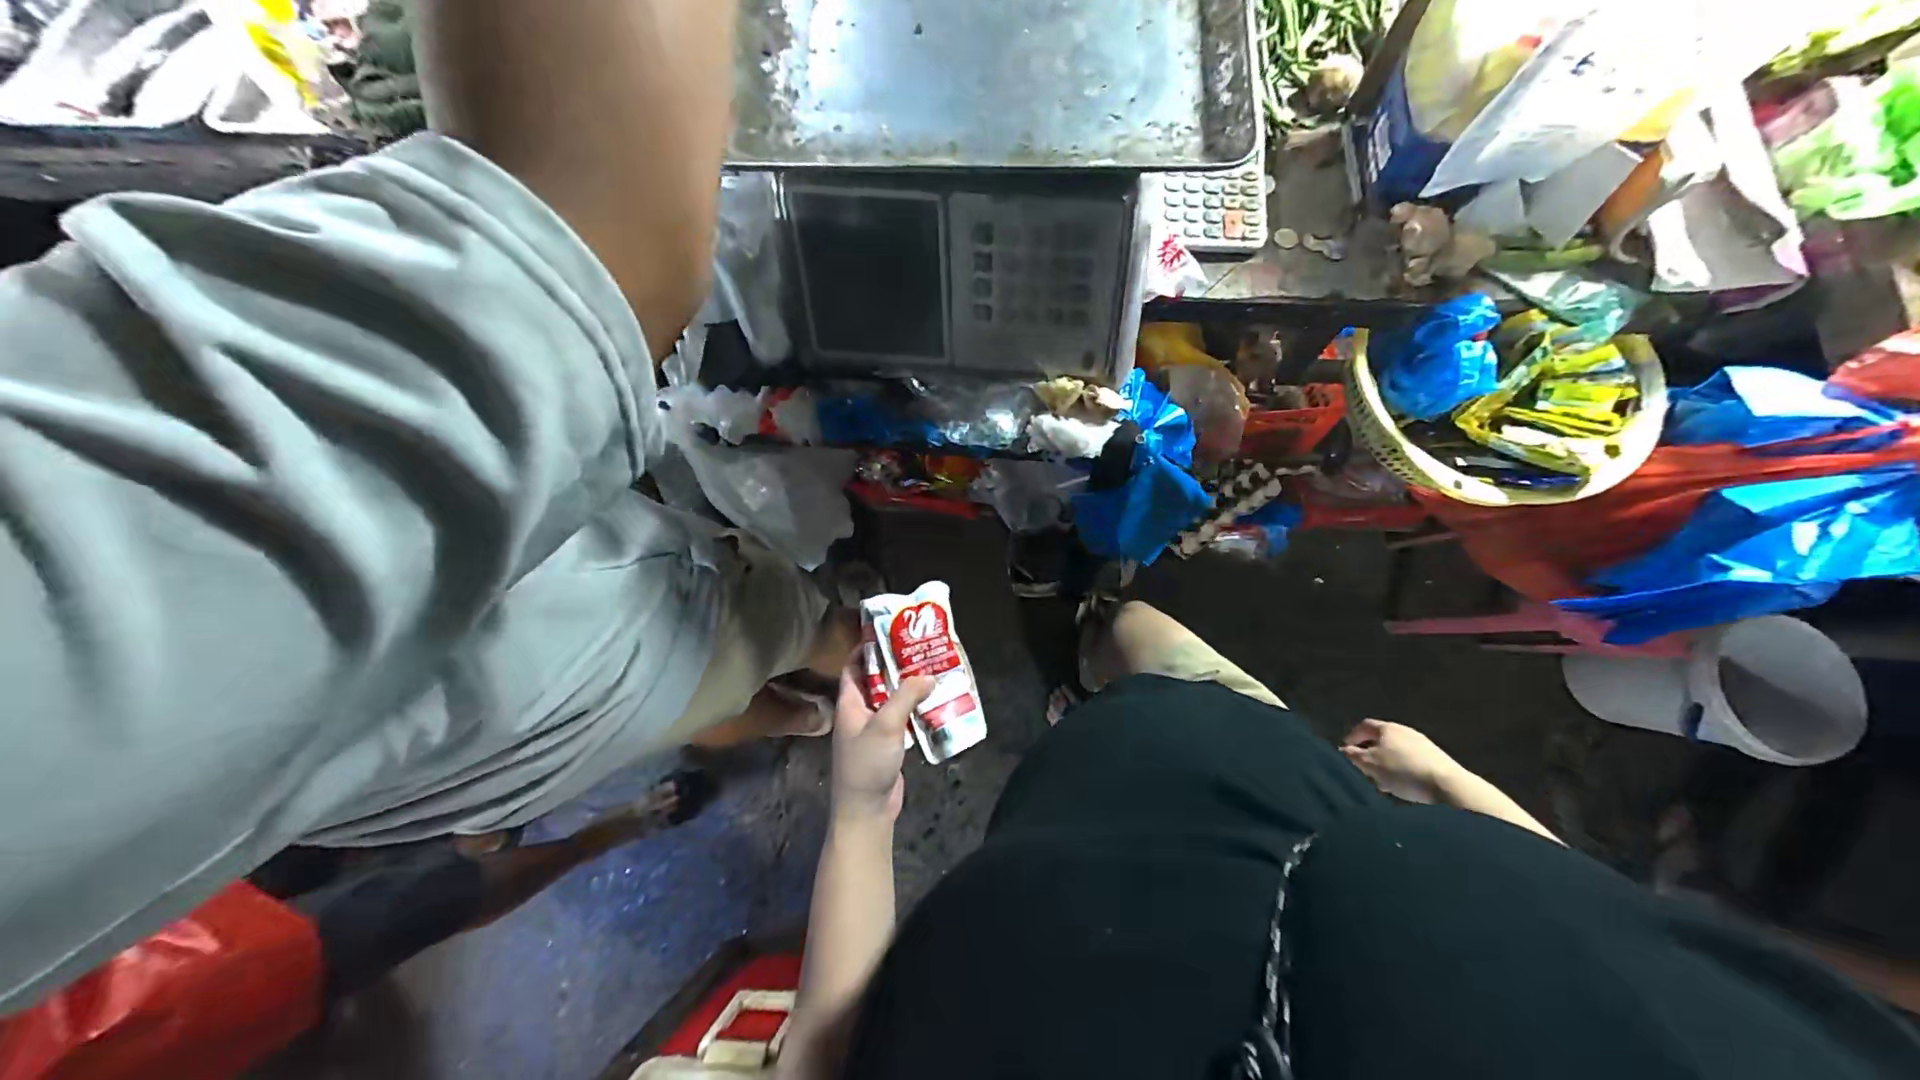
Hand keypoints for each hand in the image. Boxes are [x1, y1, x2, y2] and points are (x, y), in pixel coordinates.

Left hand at [830, 661, 933, 821]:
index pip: (854, 666)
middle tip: (920, 648)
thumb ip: (905, 696)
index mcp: (850, 703)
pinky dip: (916, 708)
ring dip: (909, 687)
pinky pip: (903, 718)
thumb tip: (928, 674)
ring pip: (892, 699)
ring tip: (933, 668)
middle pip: (877, 680)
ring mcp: (874, 729)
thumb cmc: (867, 764)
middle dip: (896, 664)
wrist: (866, 810)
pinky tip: (935, 701)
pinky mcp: (889, 744)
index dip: (867, 648)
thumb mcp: (886, 725)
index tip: (889, 632)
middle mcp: (860, 712)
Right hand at [1340, 719, 1462, 803]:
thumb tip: (1344, 750)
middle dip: (1369, 754)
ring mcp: (1423, 744)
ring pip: (1395, 752)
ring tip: (1383, 782)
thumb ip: (1352, 755)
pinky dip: (1402, 770)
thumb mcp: (1369, 764)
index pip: (1363, 726)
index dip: (1351, 738)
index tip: (1345, 752)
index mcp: (1387, 727)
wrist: (1449, 785)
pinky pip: (1411, 761)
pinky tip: (1403, 785)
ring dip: (1386, 764)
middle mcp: (1405, 731)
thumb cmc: (1402, 771)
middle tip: (1364, 770)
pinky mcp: (1436, 759)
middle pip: (1380, 740)